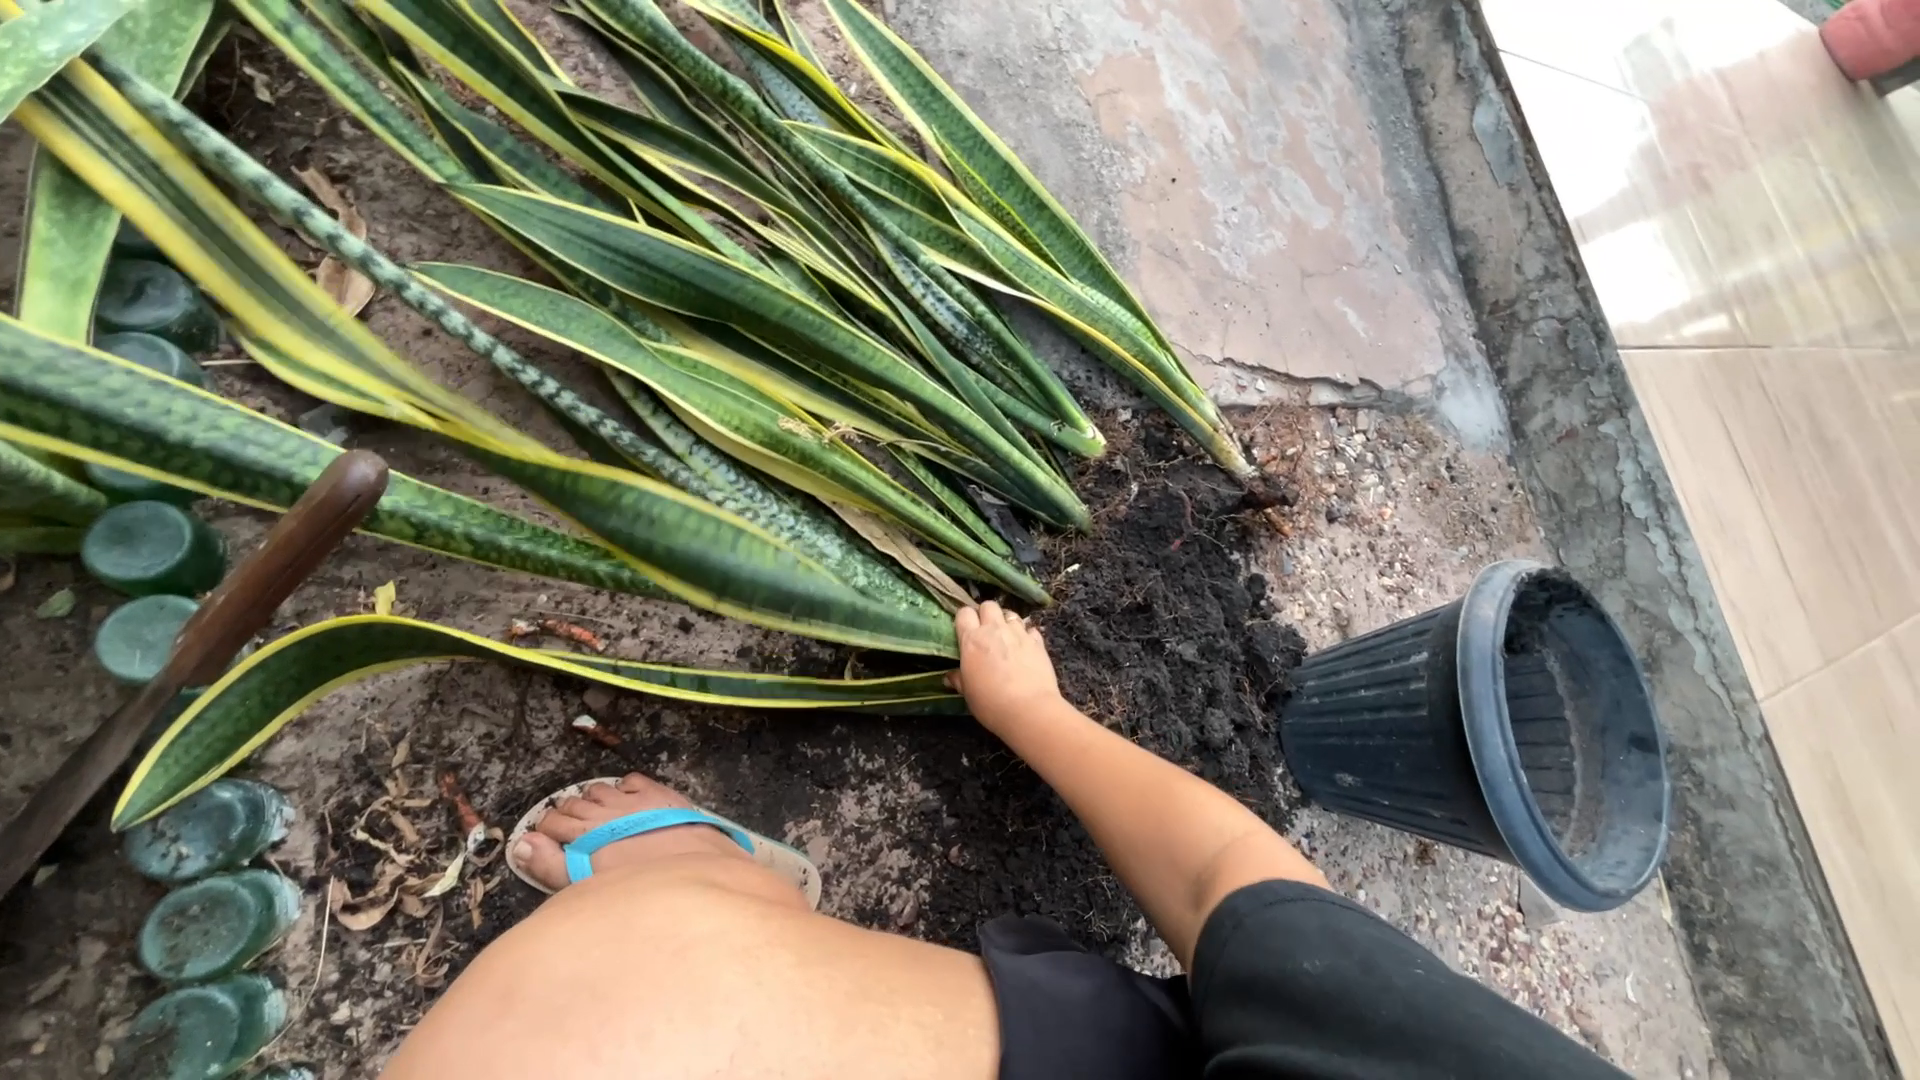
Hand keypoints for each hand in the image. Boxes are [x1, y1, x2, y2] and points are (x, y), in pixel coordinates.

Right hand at [948, 601, 1063, 733]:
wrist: (1029, 710)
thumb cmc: (991, 703)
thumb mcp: (968, 693)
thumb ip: (959, 679)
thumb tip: (949, 676)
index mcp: (972, 640)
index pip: (964, 613)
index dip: (964, 619)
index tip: (965, 630)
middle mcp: (995, 630)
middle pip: (989, 605)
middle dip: (986, 614)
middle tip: (986, 631)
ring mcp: (1018, 634)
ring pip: (1011, 613)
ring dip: (1006, 622)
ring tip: (1006, 637)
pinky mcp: (1038, 642)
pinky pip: (1030, 629)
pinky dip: (1027, 634)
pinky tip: (1025, 647)